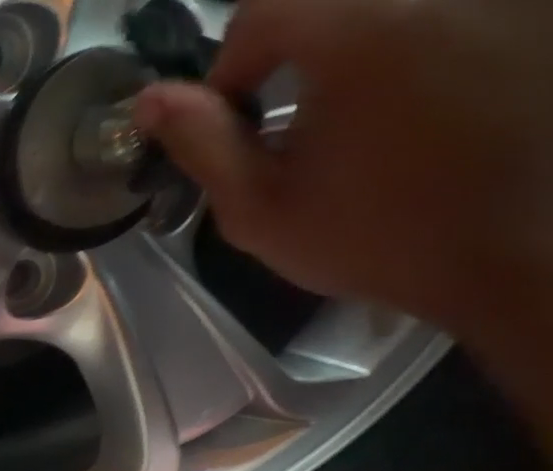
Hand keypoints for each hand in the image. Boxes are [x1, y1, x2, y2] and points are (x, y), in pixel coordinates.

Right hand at [133, 0, 552, 337]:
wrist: (511, 253)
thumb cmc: (371, 237)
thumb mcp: (258, 207)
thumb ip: (201, 143)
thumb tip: (149, 99)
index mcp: (362, 35)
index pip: (266, 10)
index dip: (231, 64)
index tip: (234, 119)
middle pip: (325, 6)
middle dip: (289, 51)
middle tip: (285, 112)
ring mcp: (493, 6)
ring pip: (381, 14)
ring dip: (346, 50)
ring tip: (351, 110)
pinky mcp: (526, 23)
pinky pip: (438, 23)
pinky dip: (406, 50)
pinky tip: (411, 102)